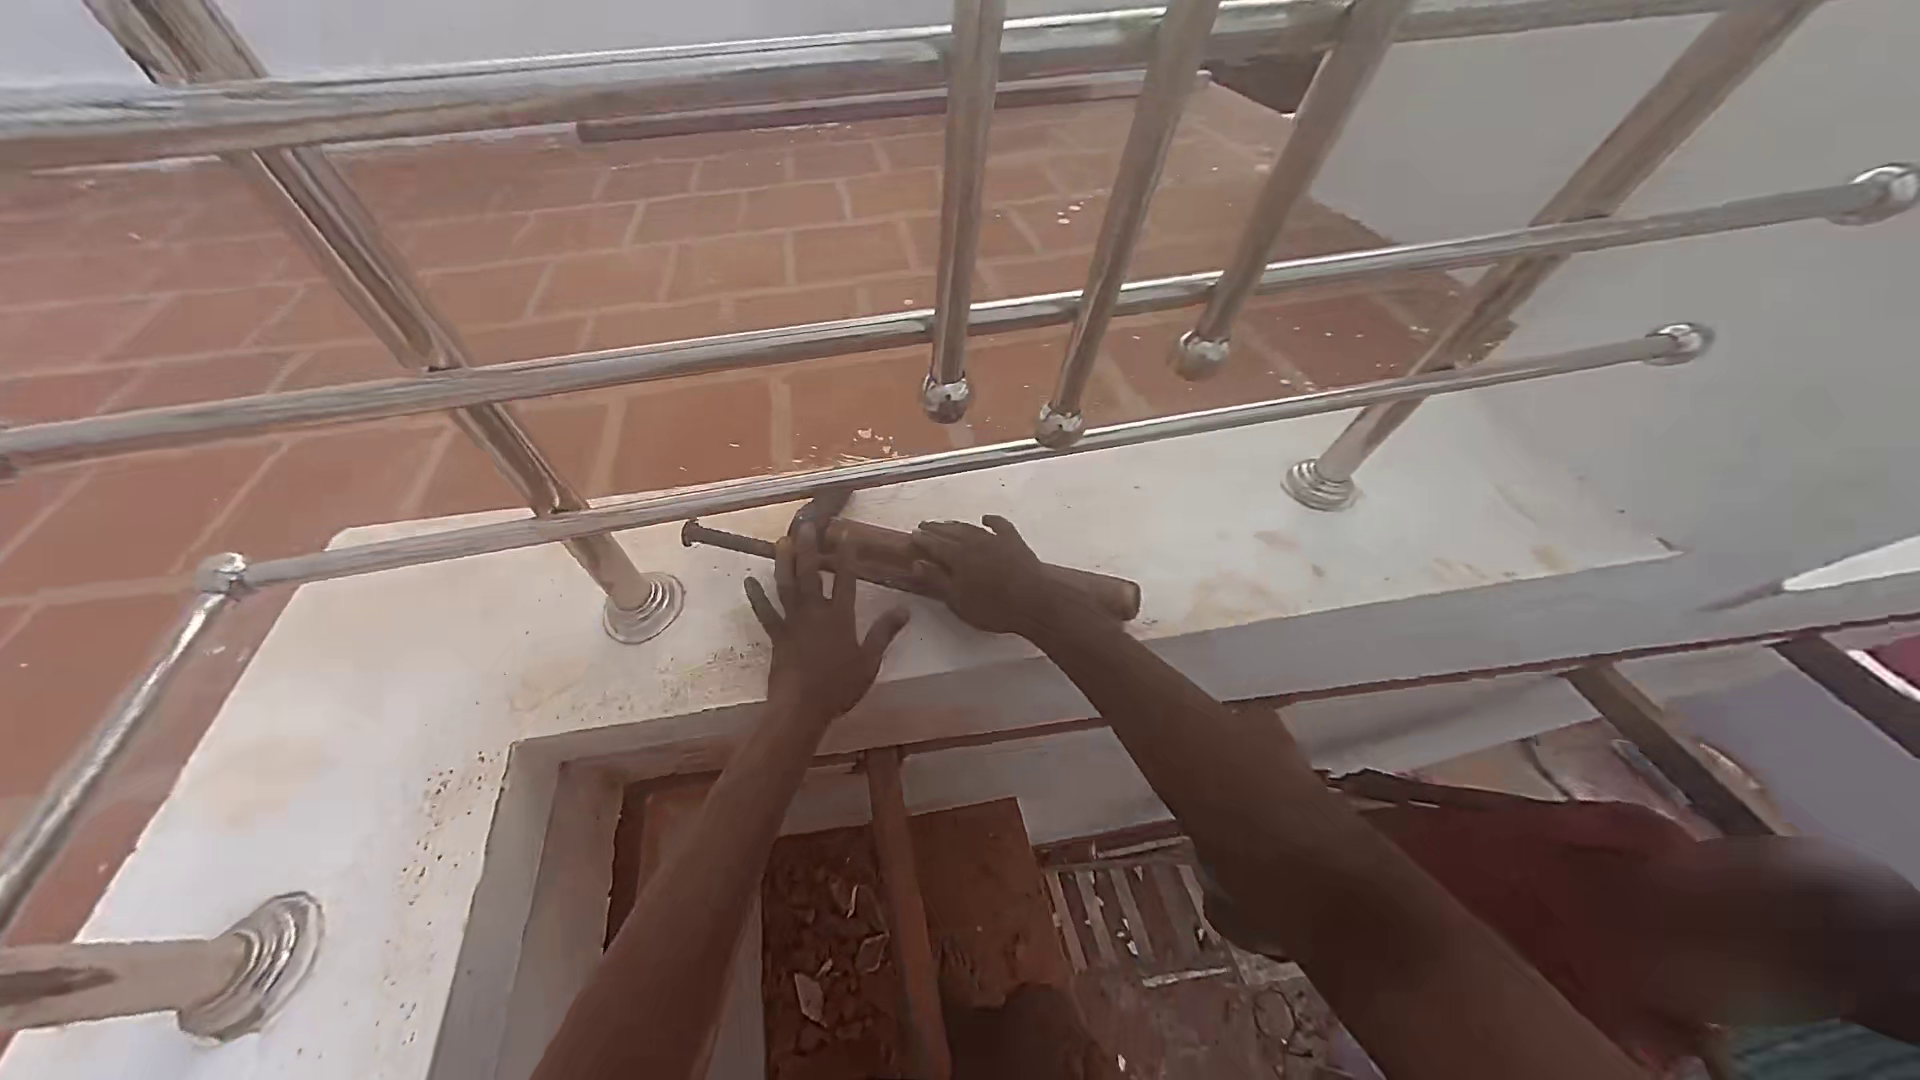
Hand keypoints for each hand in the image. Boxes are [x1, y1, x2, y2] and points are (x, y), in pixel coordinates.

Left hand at [745, 524, 909, 723]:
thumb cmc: (840, 686)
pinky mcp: (776, 636)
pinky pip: (765, 612)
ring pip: (786, 586)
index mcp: (841, 617)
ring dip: (784, 562)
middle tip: (805, 525)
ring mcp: (792, 622)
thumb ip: (884, 632)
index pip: (846, 580)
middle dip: (809, 548)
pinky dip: (757, 596)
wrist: (802, 708)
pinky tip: (750, 580)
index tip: (845, 534)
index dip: (847, 556)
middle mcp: (815, 613)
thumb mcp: (870, 661)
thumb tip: (905, 608)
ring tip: (781, 541)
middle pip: (811, 574)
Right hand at [910, 515, 1092, 636]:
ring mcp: (995, 540)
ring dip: (956, 525)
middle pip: (950, 532)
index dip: (923, 540)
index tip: (913, 535)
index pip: (934, 545)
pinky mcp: (1014, 542)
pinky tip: (986, 519)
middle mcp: (974, 543)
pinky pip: (1000, 526)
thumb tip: (916, 563)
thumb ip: (937, 580)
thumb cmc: (993, 607)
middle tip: (924, 525)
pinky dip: (991, 521)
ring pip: (971, 528)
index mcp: (957, 557)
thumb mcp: (958, 601)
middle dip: (936, 529)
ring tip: (946, 524)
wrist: (1034, 601)